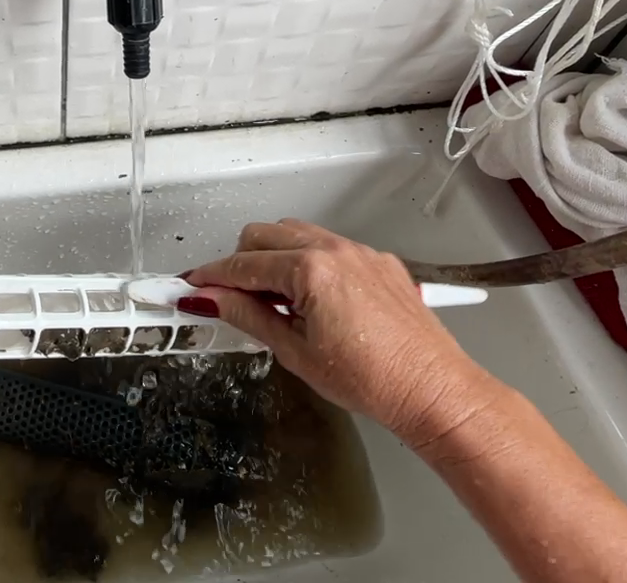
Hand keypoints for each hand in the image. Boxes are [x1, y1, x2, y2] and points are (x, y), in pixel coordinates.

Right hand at [182, 218, 498, 446]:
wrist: (437, 393)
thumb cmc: (372, 381)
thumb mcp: (296, 353)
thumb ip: (248, 316)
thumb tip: (210, 299)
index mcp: (310, 269)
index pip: (242, 265)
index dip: (210, 277)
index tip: (189, 286)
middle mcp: (333, 248)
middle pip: (262, 234)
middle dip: (239, 262)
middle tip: (232, 299)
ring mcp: (358, 251)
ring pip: (294, 233)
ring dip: (272, 257)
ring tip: (274, 300)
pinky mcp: (378, 260)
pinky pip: (327, 245)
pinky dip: (306, 261)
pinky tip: (311, 299)